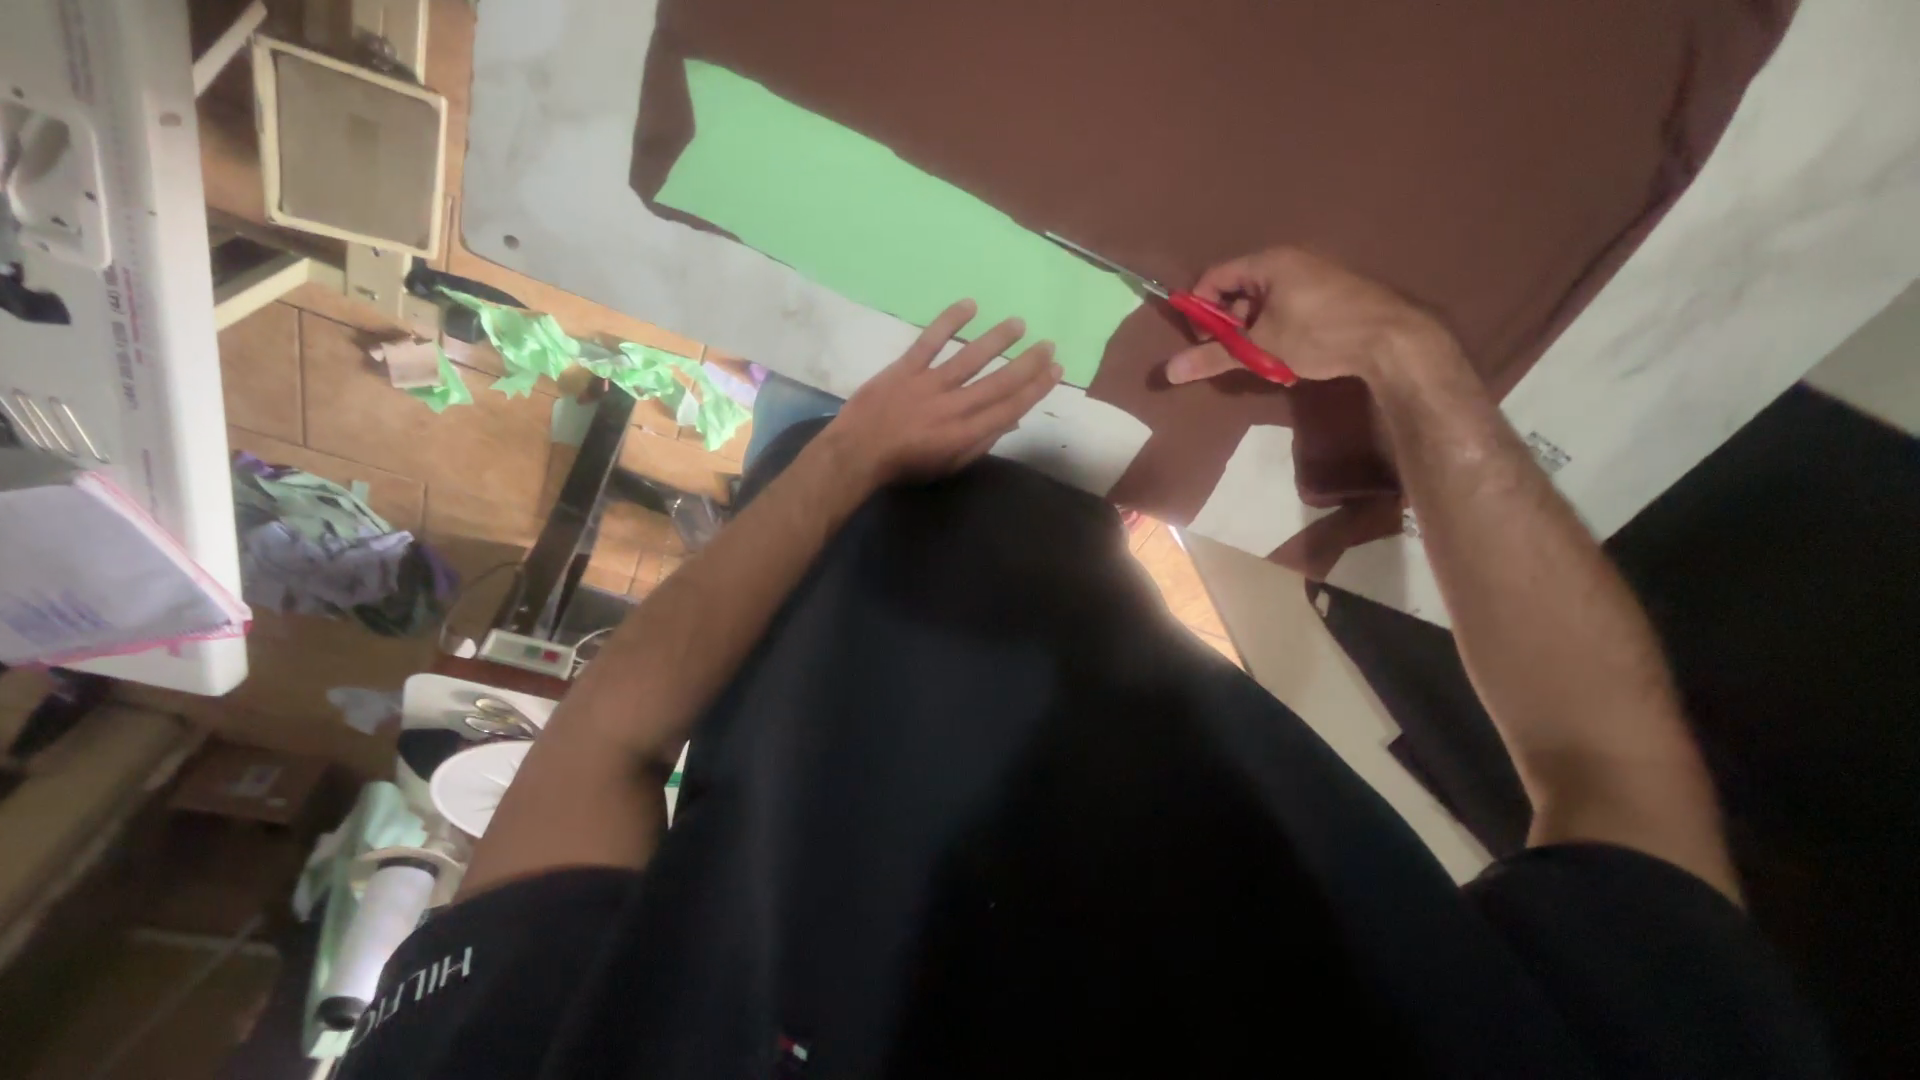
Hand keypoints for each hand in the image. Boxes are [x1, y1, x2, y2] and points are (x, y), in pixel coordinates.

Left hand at [822, 299, 1062, 485]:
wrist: (857, 454)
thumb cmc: (904, 466)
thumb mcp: (948, 465)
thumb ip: (980, 443)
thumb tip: (1010, 420)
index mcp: (966, 434)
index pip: (1010, 407)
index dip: (1036, 388)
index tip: (1054, 371)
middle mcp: (954, 407)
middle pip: (999, 381)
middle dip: (1027, 363)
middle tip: (1047, 345)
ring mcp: (929, 385)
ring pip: (971, 358)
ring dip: (997, 339)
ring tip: (1018, 324)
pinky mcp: (905, 369)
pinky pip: (931, 341)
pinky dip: (950, 321)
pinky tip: (970, 305)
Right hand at [1164, 248, 1457, 385]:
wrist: (1392, 339)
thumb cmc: (1320, 334)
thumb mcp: (1261, 348)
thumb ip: (1214, 357)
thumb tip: (1169, 371)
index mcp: (1268, 263)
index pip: (1215, 276)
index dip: (1200, 308)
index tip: (1202, 339)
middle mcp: (1289, 261)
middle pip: (1239, 290)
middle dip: (1229, 325)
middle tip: (1233, 353)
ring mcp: (1313, 275)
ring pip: (1264, 302)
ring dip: (1254, 332)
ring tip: (1263, 359)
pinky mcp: (1331, 293)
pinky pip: (1288, 306)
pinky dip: (1277, 330)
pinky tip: (1288, 356)